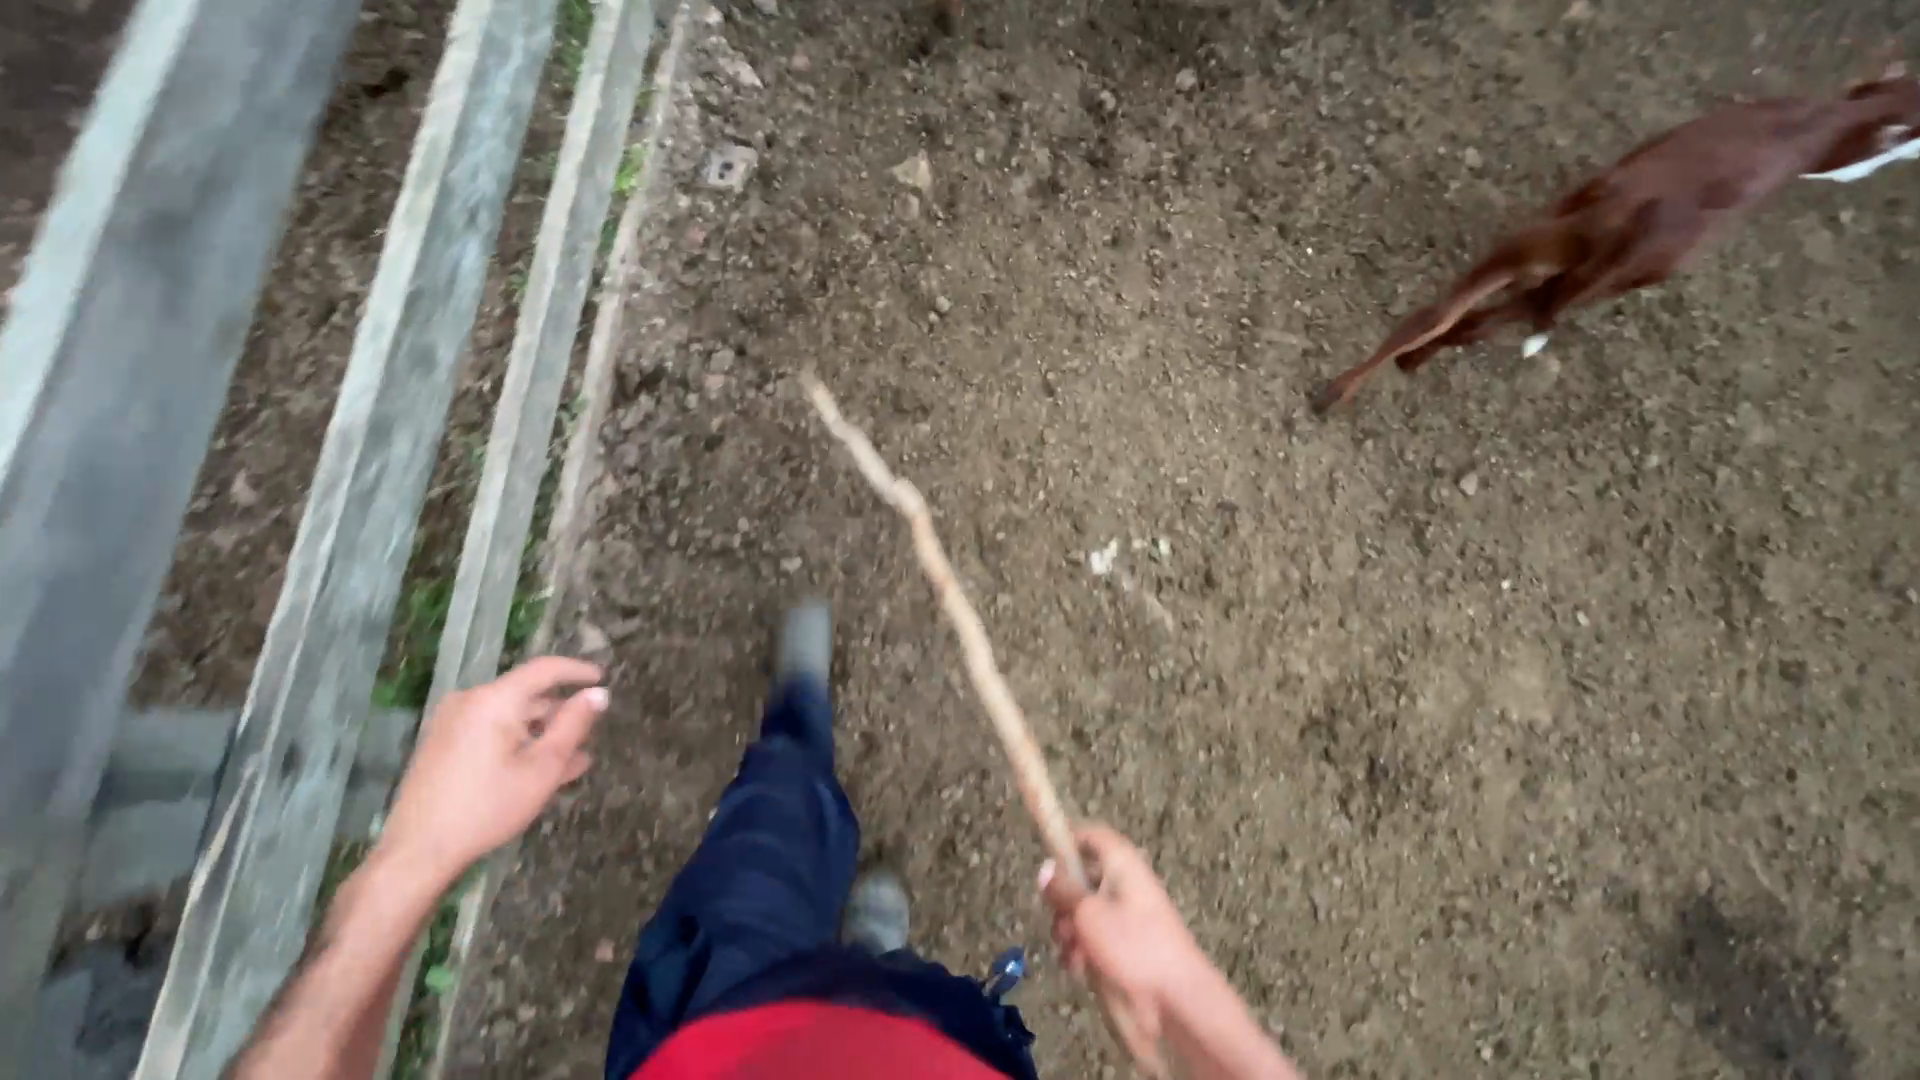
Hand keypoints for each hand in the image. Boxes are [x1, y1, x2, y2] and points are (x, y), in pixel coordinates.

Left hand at [377, 656, 606, 886]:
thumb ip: (574, 725)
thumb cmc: (488, 807)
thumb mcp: (543, 768)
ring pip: (510, 717)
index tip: (603, 679)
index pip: (544, 669)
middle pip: (527, 696)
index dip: (578, 671)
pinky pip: (491, 731)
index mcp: (494, 700)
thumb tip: (598, 694)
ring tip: (570, 761)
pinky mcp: (442, 743)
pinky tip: (537, 769)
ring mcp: (452, 723)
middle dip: (560, 714)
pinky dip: (518, 743)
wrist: (418, 851)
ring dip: (542, 733)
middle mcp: (470, 702)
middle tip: (589, 735)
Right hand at [1040, 825, 1208, 1054]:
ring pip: (1085, 911)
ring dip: (1071, 931)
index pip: (1091, 835)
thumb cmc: (1135, 946)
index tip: (1046, 859)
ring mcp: (1128, 914)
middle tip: (1060, 921)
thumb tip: (1045, 867)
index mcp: (1122, 864)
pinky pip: (1096, 936)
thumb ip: (1064, 890)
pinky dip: (1084, 949)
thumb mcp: (1090, 914)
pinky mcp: (1129, 943)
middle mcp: (1125, 883)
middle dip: (1063, 902)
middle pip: (1082, 877)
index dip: (1067, 840)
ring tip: (1071, 954)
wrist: (1178, 999)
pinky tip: (1079, 969)